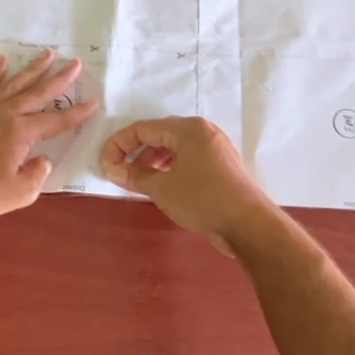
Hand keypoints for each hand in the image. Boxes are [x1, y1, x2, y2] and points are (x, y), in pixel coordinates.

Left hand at [0, 50, 99, 228]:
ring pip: (13, 84)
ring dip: (32, 69)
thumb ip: (38, 173)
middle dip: (59, 78)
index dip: (77, 114)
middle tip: (76, 63)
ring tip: (47, 54)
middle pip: (37, 93)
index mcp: (21, 133)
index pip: (56, 121)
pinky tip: (2, 62)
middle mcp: (5, 116)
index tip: (94, 102)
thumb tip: (42, 160)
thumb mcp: (21, 192)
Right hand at [100, 117, 272, 245]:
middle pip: (158, 135)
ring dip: (151, 162)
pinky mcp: (220, 165)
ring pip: (173, 148)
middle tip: (119, 173)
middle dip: (134, 153)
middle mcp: (202, 131)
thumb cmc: (202, 199)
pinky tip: (160, 184)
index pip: (142, 129)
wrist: (249, 225)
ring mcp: (214, 147)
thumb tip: (112, 170)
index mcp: (187, 129)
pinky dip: (169, 168)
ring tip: (137, 181)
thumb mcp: (161, 188)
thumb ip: (133, 175)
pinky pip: (187, 158)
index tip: (105, 166)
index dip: (118, 146)